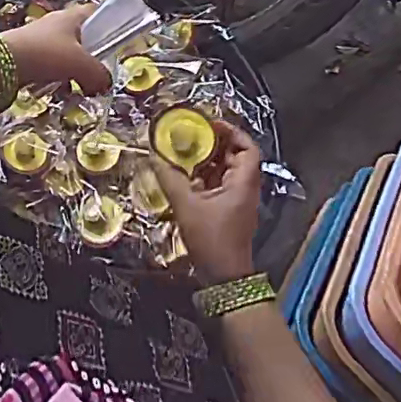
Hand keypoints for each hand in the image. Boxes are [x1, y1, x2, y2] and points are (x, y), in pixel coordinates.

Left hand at [0, 3, 110, 93]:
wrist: (1, 62)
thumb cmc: (46, 54)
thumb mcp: (80, 64)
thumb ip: (98, 74)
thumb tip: (105, 83)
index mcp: (71, 17)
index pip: (95, 11)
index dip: (107, 21)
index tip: (116, 39)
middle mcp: (55, 23)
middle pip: (80, 35)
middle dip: (90, 53)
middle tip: (99, 70)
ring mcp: (39, 38)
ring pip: (64, 51)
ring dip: (73, 67)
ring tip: (80, 85)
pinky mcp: (26, 53)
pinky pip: (48, 63)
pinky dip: (56, 75)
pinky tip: (58, 88)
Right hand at [153, 121, 262, 283]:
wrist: (225, 278)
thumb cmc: (212, 239)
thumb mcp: (187, 206)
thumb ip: (170, 178)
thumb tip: (153, 155)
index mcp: (243, 182)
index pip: (247, 147)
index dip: (232, 131)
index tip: (210, 123)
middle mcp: (244, 188)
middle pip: (235, 155)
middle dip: (214, 142)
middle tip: (191, 133)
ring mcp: (237, 200)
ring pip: (225, 170)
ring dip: (206, 159)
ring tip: (183, 150)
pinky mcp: (228, 210)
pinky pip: (218, 184)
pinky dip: (203, 175)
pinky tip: (183, 174)